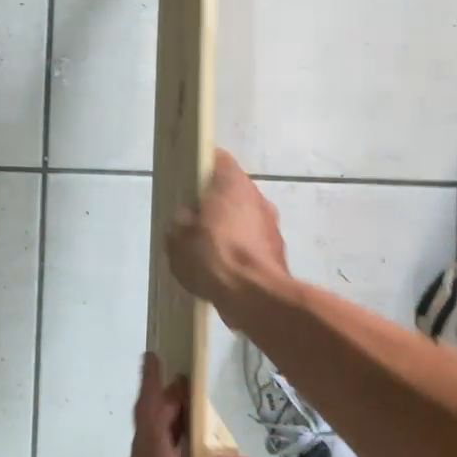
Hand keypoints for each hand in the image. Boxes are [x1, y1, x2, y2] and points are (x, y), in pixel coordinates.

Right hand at [166, 150, 289, 321]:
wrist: (257, 297)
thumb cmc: (215, 259)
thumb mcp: (179, 243)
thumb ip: (179, 226)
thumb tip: (184, 220)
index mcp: (231, 184)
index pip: (218, 158)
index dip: (202, 165)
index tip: (188, 179)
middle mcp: (256, 196)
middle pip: (232, 188)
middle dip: (214, 201)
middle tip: (193, 218)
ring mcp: (271, 221)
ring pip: (245, 214)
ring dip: (229, 225)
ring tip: (208, 248)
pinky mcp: (278, 247)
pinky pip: (254, 239)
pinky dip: (242, 246)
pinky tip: (226, 267)